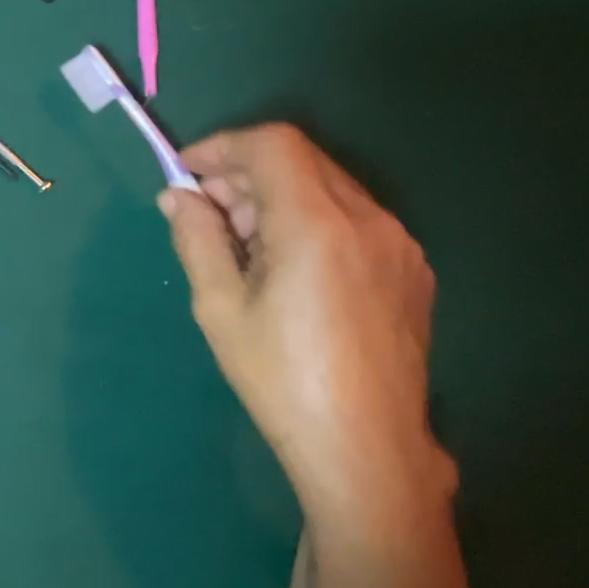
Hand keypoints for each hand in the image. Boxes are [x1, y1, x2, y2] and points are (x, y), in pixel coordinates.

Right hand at [159, 123, 455, 530]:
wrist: (363, 441)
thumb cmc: (277, 375)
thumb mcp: (218, 307)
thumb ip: (198, 240)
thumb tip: (179, 197)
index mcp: (317, 226)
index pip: (273, 145)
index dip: (221, 147)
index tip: (184, 174)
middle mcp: (368, 220)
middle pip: (301, 160)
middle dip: (242, 174)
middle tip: (201, 216)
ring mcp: (398, 243)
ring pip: (327, 186)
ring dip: (274, 197)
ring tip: (238, 247)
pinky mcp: (409, 267)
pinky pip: (351, 217)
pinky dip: (306, 220)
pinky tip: (282, 268)